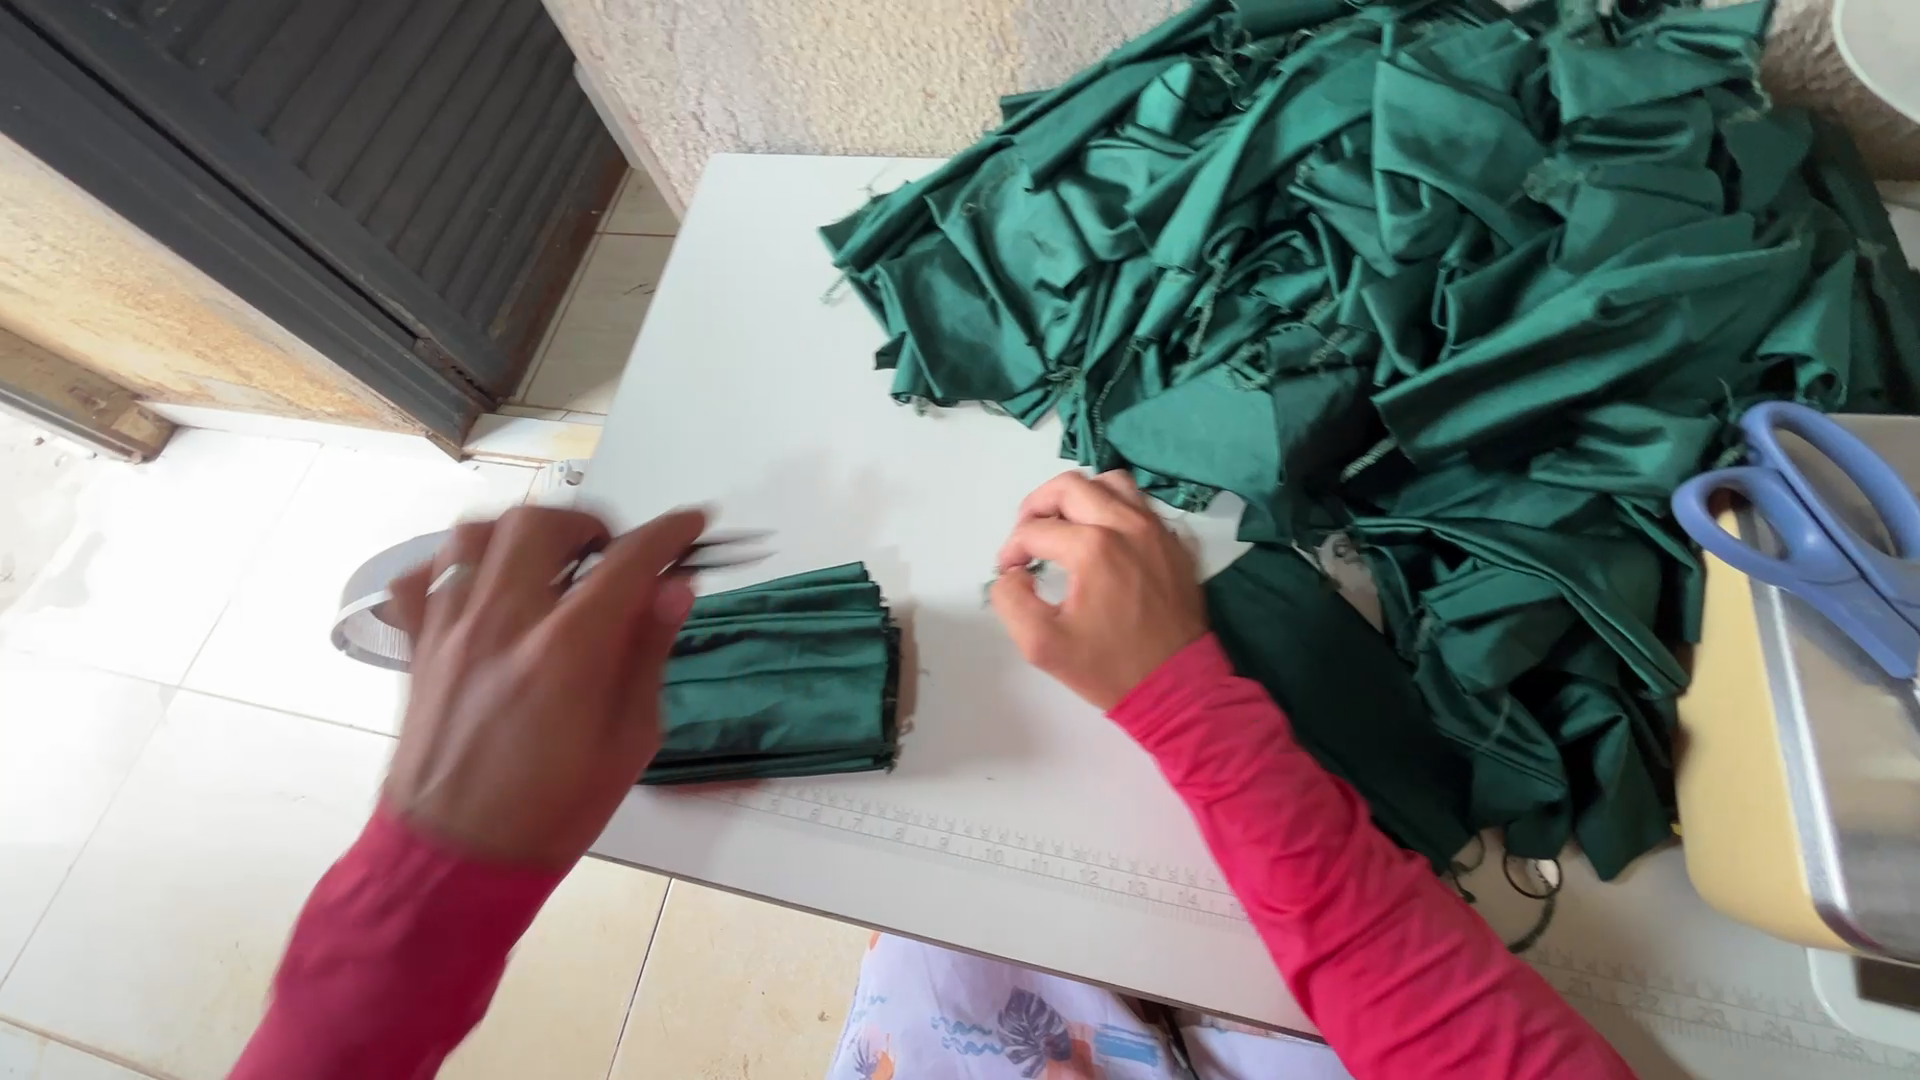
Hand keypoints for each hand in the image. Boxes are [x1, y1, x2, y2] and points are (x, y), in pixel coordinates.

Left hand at [381, 504, 706, 869]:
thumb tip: (676, 586)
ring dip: (525, 533)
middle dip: (592, 524)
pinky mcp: (416, 648)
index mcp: (568, 650)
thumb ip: (649, 650)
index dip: (669, 533)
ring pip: (477, 534)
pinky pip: (421, 577)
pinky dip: (459, 567)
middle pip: (543, 525)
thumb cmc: (559, 806)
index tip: (692, 525)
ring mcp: (449, 631)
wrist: (454, 860)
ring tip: (552, 562)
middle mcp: (503, 623)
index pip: (629, 560)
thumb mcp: (633, 735)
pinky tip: (488, 590)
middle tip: (615, 554)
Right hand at [990, 471, 1207, 710]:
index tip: (1010, 570)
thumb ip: (1010, 600)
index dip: (1012, 549)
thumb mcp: (1041, 645)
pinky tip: (1102, 538)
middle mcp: (1127, 526)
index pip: (1035, 529)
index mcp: (1093, 548)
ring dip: (1078, 497)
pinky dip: (1113, 508)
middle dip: (1037, 506)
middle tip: (1027, 534)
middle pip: (1069, 486)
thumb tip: (1013, 573)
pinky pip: (1139, 504)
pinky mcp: (1174, 542)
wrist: (1178, 688)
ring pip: (1110, 483)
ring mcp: (1156, 530)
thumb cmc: (1108, 668)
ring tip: (1064, 525)